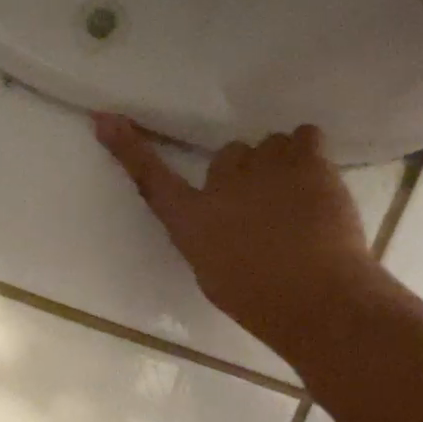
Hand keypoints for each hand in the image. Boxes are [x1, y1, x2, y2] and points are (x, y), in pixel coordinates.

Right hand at [95, 115, 380, 343]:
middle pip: (227, 155)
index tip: (106, 120)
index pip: (152, 179)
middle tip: (263, 205)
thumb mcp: (214, 277)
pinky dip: (309, 154)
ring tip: (295, 199)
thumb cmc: (259, 301)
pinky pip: (304, 136)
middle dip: (241, 173)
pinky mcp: (307, 157)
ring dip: (277, 164)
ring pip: (268, 145)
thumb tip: (223, 220)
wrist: (314, 298)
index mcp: (191, 222)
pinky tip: (316, 183)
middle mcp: (221, 185)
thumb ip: (210, 239)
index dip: (128, 148)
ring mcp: (263, 166)